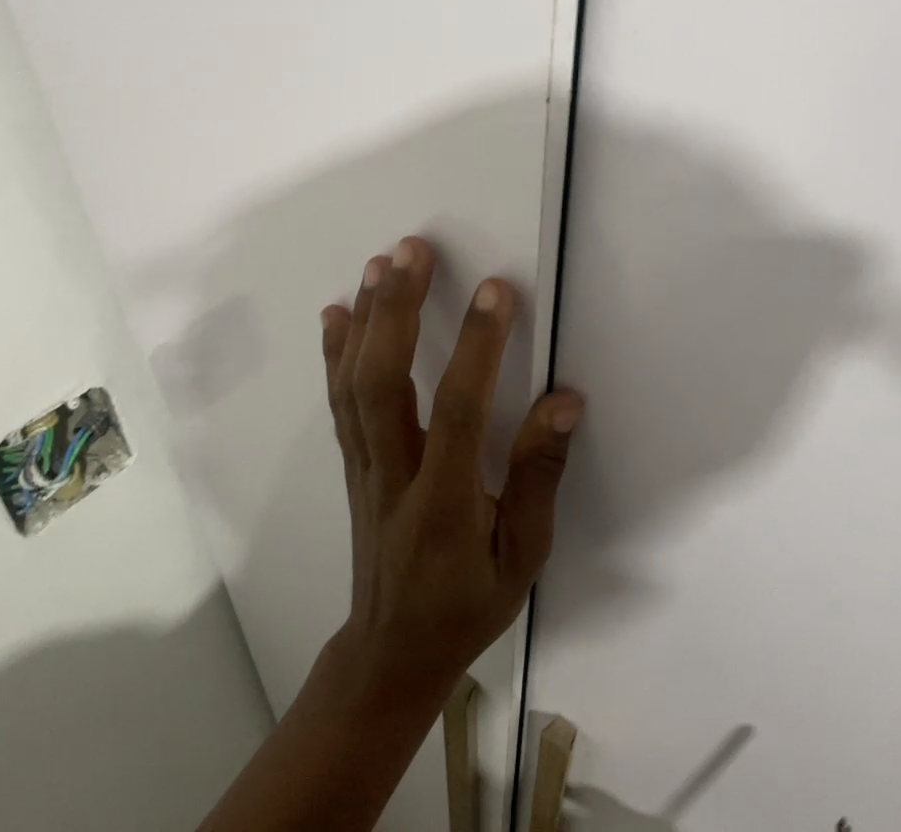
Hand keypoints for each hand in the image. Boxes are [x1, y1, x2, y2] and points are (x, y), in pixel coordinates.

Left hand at [319, 235, 583, 704]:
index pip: (458, 411)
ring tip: (380, 263)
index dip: (477, 347)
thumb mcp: (522, 557)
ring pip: (354, 384)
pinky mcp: (352, 465)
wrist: (392, 650)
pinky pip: (338, 402)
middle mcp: (393, 474)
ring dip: (366, 318)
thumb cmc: (465, 606)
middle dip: (397, 310)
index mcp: (443, 503)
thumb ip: (538, 478)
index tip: (496, 290)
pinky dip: (336, 352)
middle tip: (414, 250)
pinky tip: (338, 312)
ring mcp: (364, 467)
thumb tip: (565, 402)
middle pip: (383, 382)